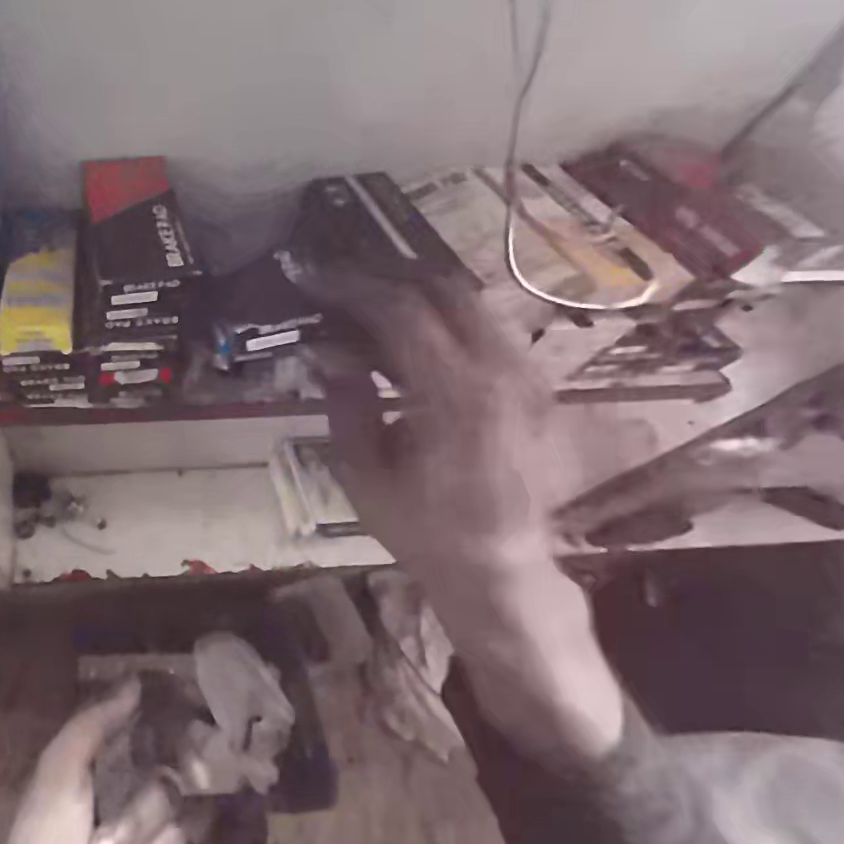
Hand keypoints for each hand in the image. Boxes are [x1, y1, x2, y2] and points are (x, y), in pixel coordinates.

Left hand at [0, 678, 188, 843]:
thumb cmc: (43, 840)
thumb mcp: (58, 772)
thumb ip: (93, 722)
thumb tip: (135, 679)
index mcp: (102, 744)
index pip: (149, 710)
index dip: (173, 710)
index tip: (189, 717)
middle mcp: (129, 770)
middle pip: (175, 755)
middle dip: (154, 794)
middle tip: (174, 792)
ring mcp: (147, 814)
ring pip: (176, 803)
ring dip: (138, 834)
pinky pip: (178, 843)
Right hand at [311, 271, 568, 575]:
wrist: (500, 567)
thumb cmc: (423, 530)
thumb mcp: (364, 475)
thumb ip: (346, 403)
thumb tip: (324, 349)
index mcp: (458, 399)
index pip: (402, 312)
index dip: (352, 288)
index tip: (314, 280)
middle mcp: (503, 373)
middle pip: (443, 287)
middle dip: (384, 275)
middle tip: (338, 283)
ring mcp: (525, 375)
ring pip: (467, 299)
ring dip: (411, 292)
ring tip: (363, 303)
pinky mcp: (530, 383)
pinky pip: (480, 325)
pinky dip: (436, 315)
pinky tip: (402, 336)